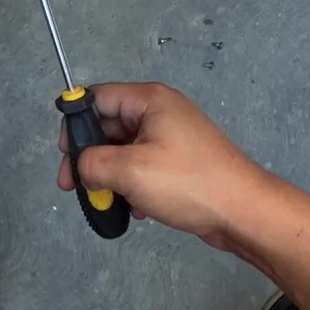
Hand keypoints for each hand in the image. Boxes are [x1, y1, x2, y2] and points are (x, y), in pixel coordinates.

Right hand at [56, 82, 275, 250]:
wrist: (243, 212)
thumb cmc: (188, 183)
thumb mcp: (130, 170)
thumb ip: (93, 163)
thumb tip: (81, 167)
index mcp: (149, 99)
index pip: (97, 97)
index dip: (75, 122)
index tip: (65, 153)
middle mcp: (160, 111)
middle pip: (108, 124)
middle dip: (89, 156)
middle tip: (74, 186)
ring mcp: (171, 136)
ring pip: (124, 149)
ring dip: (110, 174)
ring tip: (104, 201)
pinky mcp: (179, 161)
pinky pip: (142, 165)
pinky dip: (131, 184)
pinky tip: (134, 209)